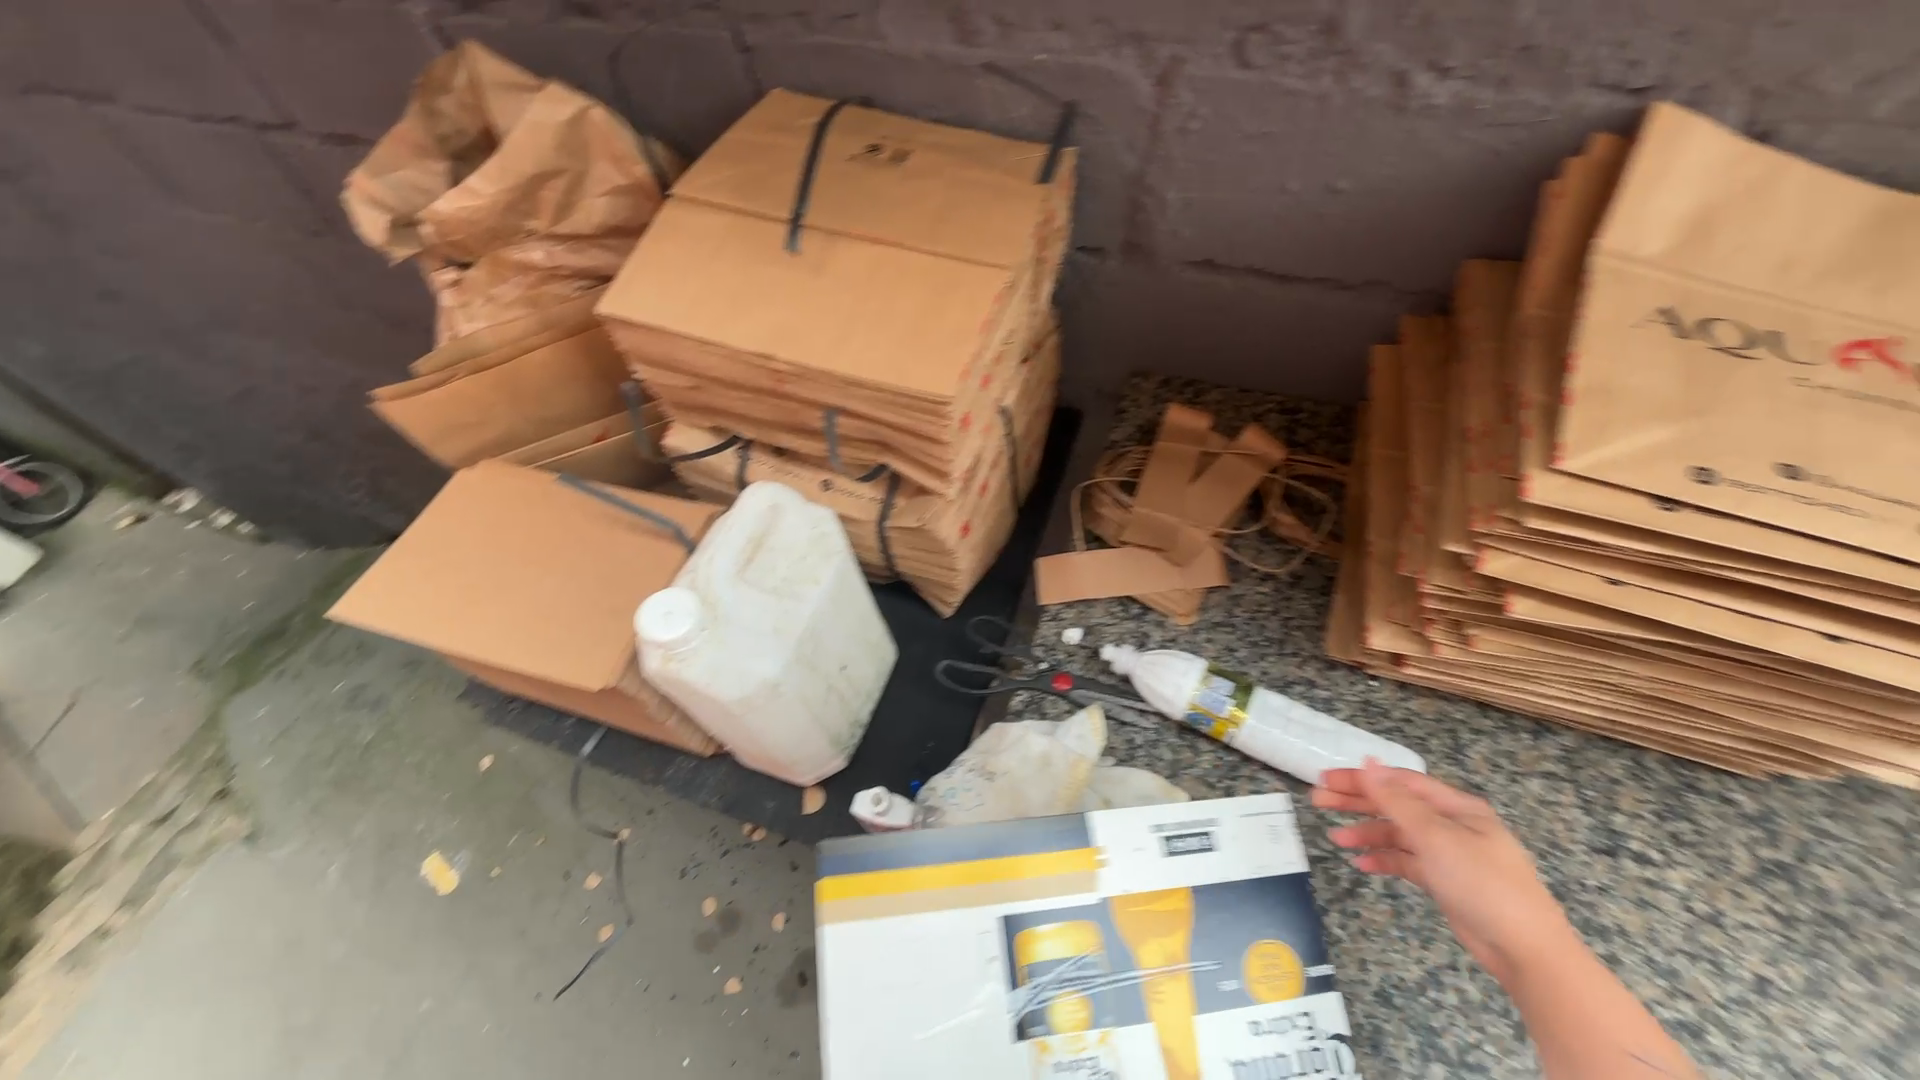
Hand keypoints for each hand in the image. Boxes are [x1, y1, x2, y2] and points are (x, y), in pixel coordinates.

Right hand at [1312, 760, 1576, 986]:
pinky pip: (1407, 862)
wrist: (1524, 948)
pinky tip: (1362, 863)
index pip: (1400, 782)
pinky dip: (1384, 860)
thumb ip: (1397, 800)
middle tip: (1318, 801)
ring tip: (1335, 839)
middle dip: (1357, 802)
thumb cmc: (1483, 883)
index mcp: (1457, 807)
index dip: (1363, 778)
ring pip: (1399, 835)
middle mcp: (1452, 825)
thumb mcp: (1436, 836)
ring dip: (1366, 833)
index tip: (1326, 779)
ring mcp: (1449, 854)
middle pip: (1396, 805)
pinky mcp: (1445, 881)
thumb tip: (1369, 760)